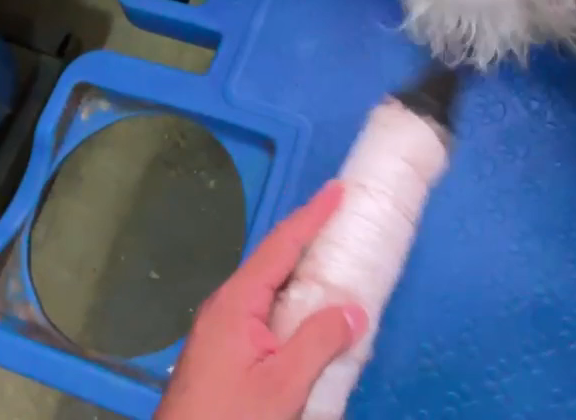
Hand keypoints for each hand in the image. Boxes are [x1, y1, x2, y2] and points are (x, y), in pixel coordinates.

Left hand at [155, 182, 367, 419]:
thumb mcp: (281, 386)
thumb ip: (318, 343)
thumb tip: (353, 309)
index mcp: (236, 302)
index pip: (280, 246)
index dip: (311, 215)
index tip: (337, 189)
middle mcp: (226, 306)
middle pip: (273, 261)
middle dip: (307, 238)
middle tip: (342, 220)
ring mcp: (222, 329)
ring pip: (268, 288)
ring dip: (301, 273)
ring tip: (334, 260)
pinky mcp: (224, 352)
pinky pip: (264, 312)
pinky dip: (291, 301)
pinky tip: (309, 315)